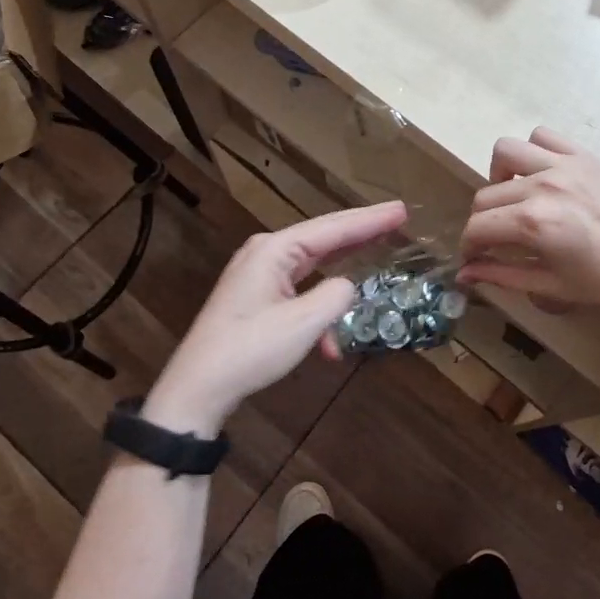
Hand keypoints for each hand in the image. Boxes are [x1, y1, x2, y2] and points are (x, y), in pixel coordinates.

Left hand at [145, 200, 406, 435]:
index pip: (333, 228)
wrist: (198, 388)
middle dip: (361, 233)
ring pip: (314, 261)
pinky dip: (322, 300)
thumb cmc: (250, 350)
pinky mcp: (257, 295)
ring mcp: (259, 273)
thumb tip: (347, 286)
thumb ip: (336, 296)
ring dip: (343, 270)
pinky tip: (334, 333)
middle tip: (398, 221)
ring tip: (378, 254)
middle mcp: (266, 252)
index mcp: (275, 250)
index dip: (370, 220)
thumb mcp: (303, 324)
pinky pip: (301, 283)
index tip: (401, 210)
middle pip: (324, 236)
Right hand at [457, 128, 599, 320]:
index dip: (469, 246)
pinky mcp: (585, 155)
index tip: (474, 258)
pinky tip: (542, 175)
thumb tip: (466, 274)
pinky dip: (533, 152)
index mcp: (532, 223)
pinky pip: (543, 136)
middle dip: (482, 220)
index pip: (478, 227)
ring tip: (514, 196)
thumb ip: (503, 276)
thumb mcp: (552, 286)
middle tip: (495, 239)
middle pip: (486, 195)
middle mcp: (542, 185)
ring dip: (499, 175)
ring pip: (506, 151)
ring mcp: (564, 165)